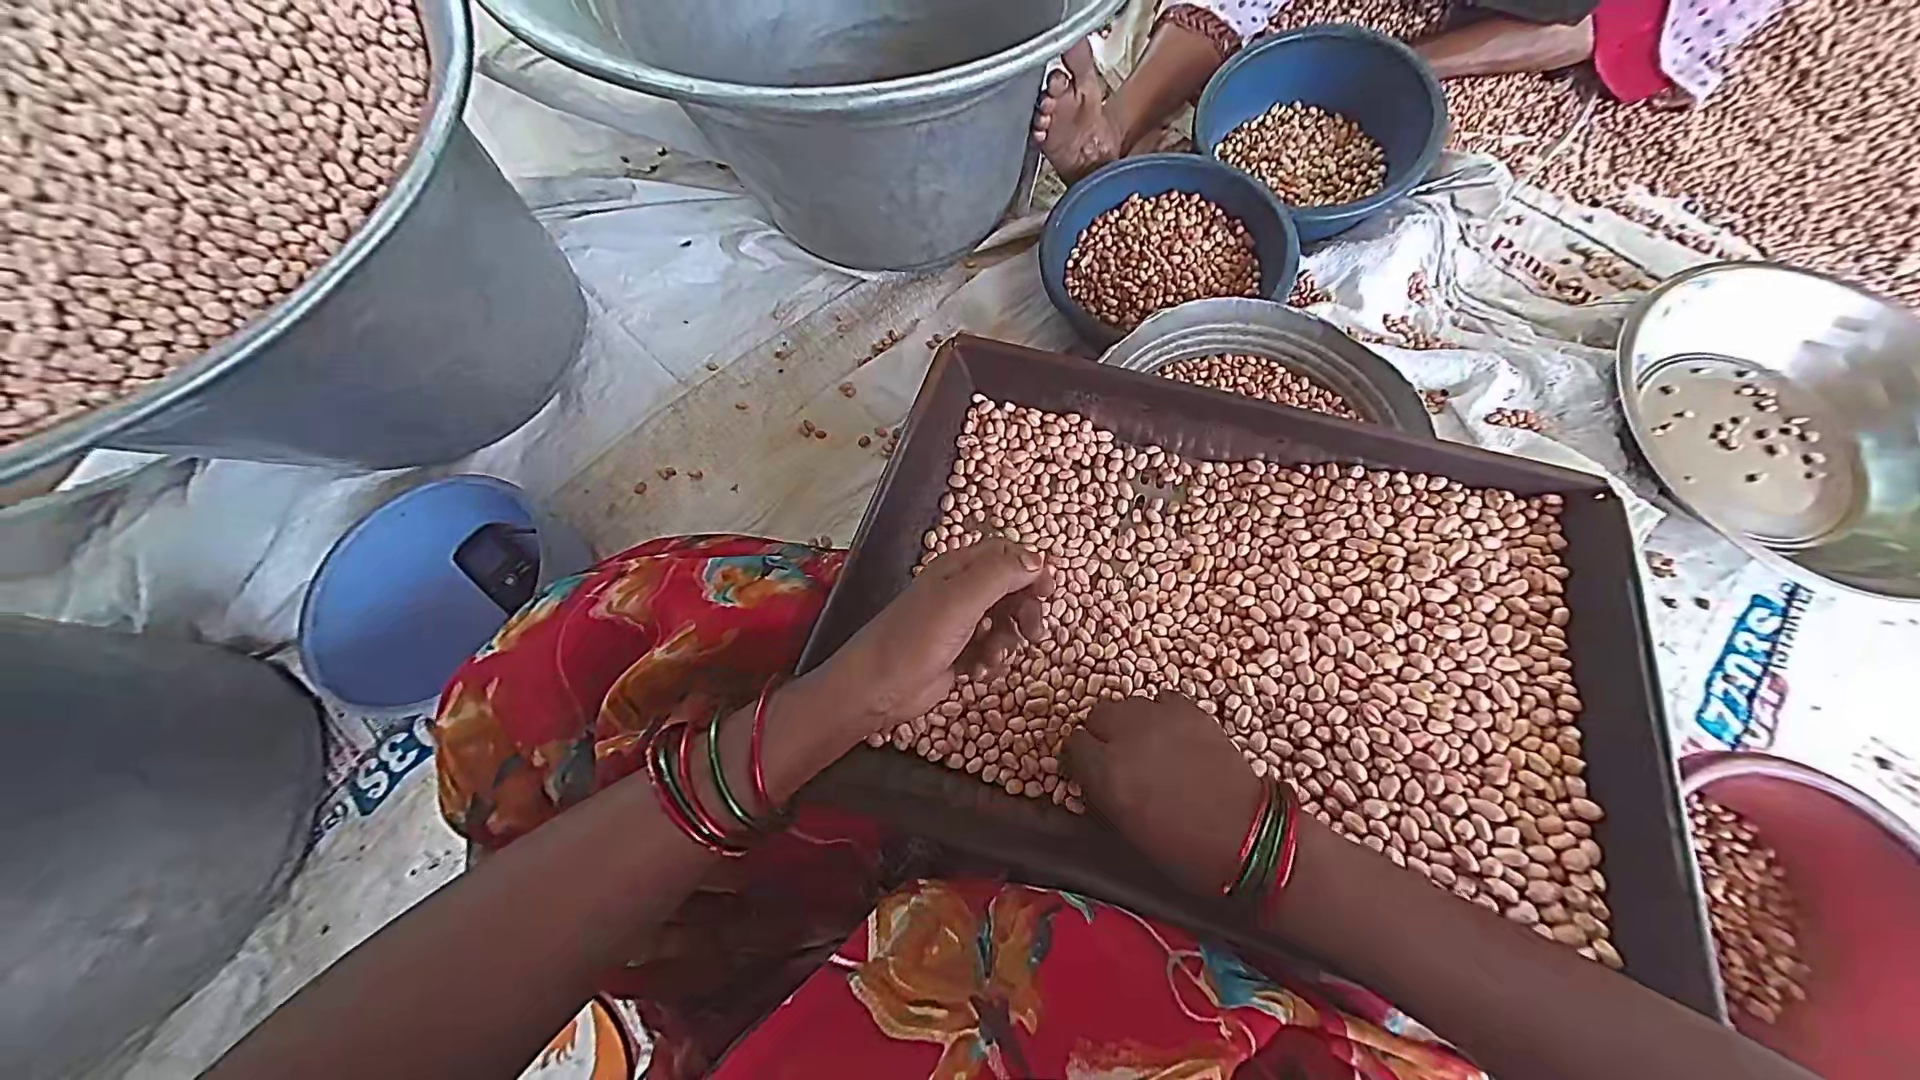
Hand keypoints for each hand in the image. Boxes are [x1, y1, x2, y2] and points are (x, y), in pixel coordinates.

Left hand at [815, 539, 1053, 732]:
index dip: (1031, 568)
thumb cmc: (913, 639)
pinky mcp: (959, 653)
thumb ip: (1000, 575)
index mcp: (958, 568)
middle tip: (1033, 632)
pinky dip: (992, 661)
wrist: (876, 689)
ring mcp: (959, 623)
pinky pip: (991, 649)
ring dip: (1008, 641)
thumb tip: (1037, 559)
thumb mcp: (960, 600)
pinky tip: (978, 673)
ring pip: (1005, 623)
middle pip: (1012, 589)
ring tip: (993, 657)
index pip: (1006, 553)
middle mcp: (960, 591)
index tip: (1048, 592)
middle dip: (1026, 611)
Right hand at [1066, 692, 1266, 895]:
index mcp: (1106, 772)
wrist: (1248, 839)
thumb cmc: (1183, 851)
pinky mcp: (1190, 710)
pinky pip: (1161, 699)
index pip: (1074, 744)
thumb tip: (1090, 774)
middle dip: (1102, 733)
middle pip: (1097, 715)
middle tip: (1117, 756)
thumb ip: (1100, 792)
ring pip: (1128, 704)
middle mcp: (1127, 737)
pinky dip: (1160, 713)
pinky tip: (1170, 734)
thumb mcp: (1125, 829)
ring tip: (1145, 744)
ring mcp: (1160, 719)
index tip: (1090, 768)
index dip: (1082, 757)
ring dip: (1129, 721)